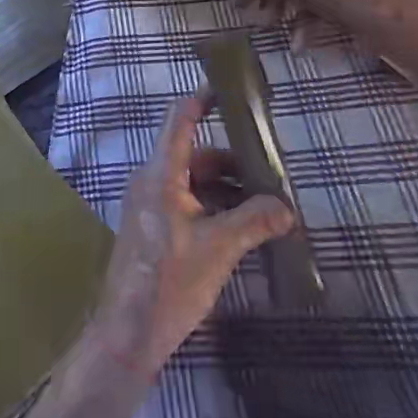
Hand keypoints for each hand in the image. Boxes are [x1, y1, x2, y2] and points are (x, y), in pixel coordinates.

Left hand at [86, 91, 295, 378]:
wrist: (130, 329)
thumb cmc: (170, 280)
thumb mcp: (219, 248)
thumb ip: (254, 221)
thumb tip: (287, 208)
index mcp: (161, 175)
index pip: (180, 120)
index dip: (204, 98)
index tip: (232, 88)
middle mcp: (152, 182)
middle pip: (196, 154)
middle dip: (235, 161)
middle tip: (274, 172)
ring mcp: (151, 204)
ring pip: (195, 181)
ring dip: (228, 188)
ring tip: (268, 205)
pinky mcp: (154, 226)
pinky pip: (189, 202)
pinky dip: (216, 206)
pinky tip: (245, 226)